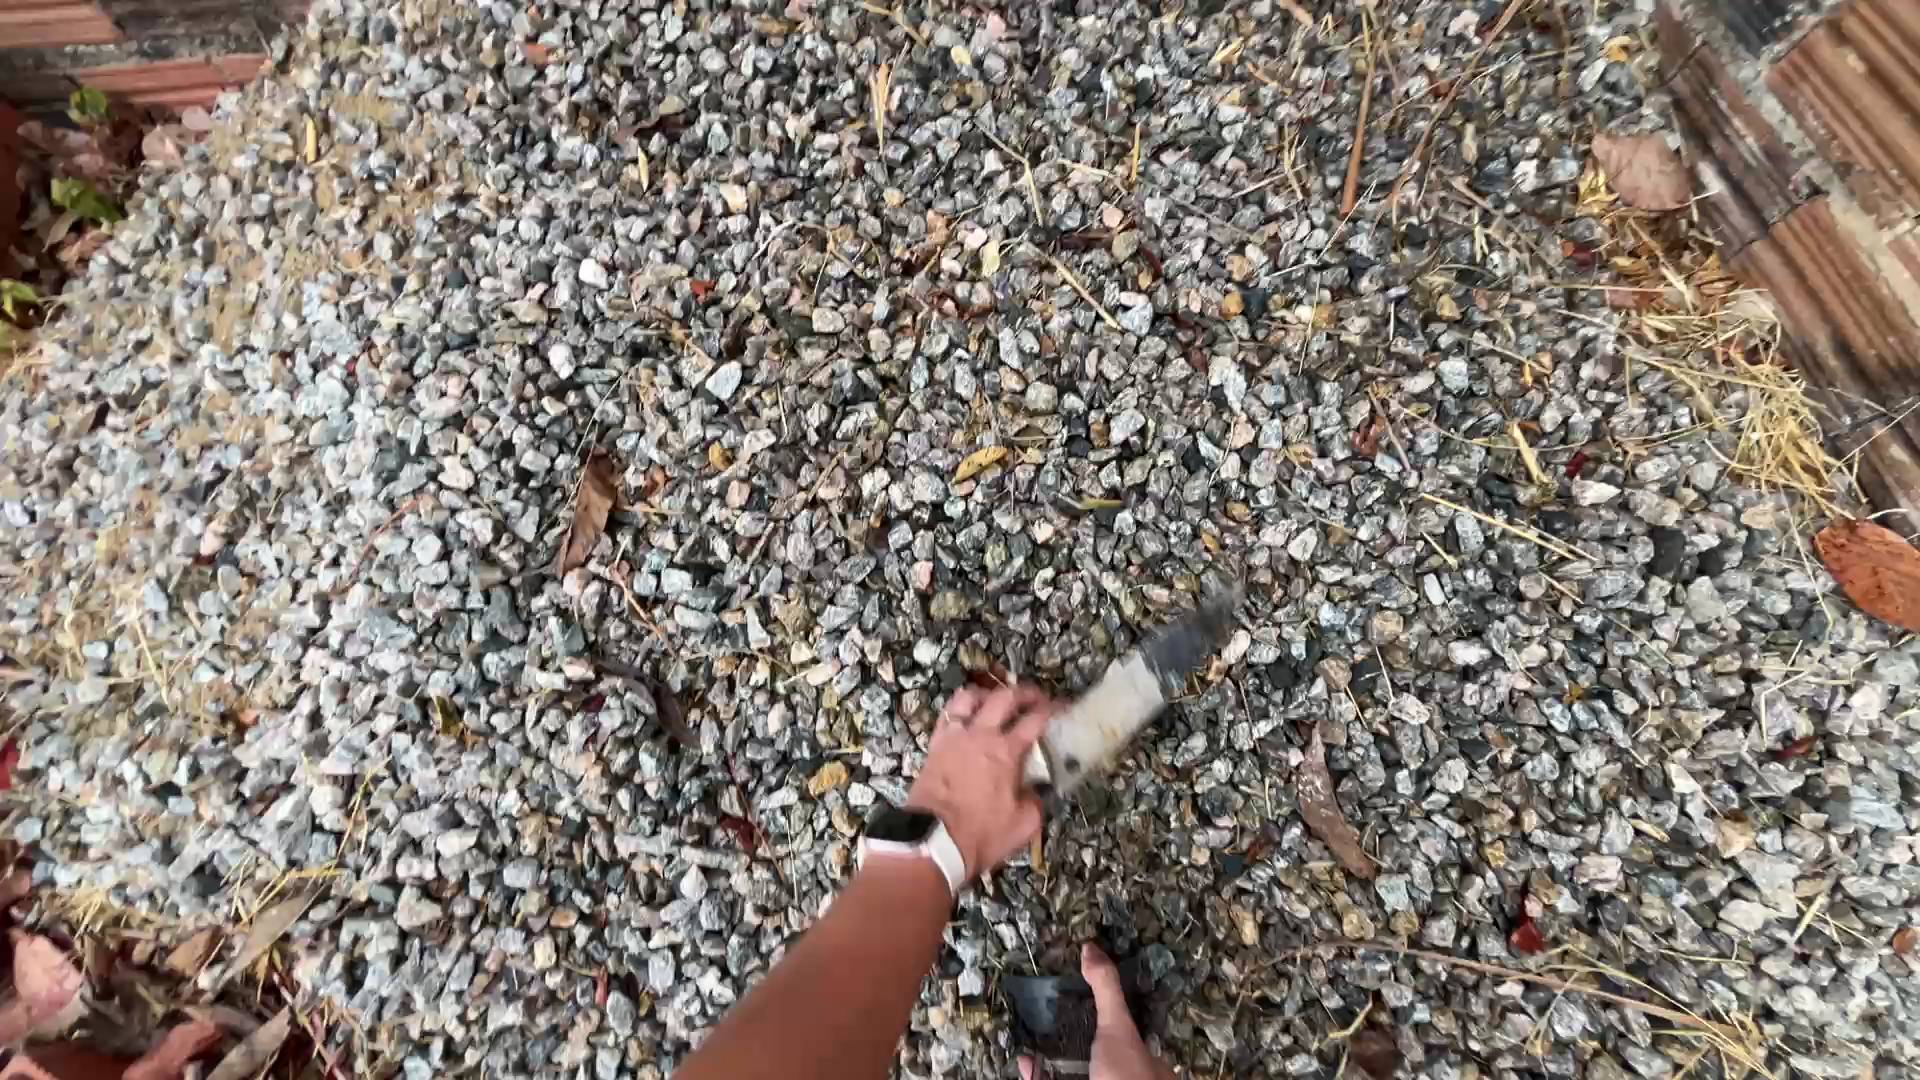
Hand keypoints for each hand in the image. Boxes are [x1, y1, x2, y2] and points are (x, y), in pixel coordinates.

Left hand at [904, 684, 1053, 882]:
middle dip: (1024, 692)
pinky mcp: (936, 743)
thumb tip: (1036, 789)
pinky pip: (948, 713)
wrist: (932, 841)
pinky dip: (960, 707)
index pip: (1035, 720)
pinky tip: (967, 716)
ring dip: (987, 694)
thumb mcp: (1022, 826)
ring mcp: (955, 735)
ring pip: (970, 696)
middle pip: (1005, 697)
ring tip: (996, 700)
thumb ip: (1035, 801)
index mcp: (1006, 752)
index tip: (1061, 707)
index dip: (1052, 709)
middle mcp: (981, 734)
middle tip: (1035, 697)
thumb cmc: (979, 835)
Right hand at [1019, 945, 1174, 1079]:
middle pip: (1099, 1061)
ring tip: (1034, 1044)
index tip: (1082, 1007)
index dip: (1109, 1025)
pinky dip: (1039, 1075)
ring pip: (1077, 1074)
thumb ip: (1106, 988)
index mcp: (1148, 1070)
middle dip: (1076, 1046)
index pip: (1130, 1042)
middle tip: (1053, 1025)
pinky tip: (1027, 1064)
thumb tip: (1090, 945)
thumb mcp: (1118, 1030)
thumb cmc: (1127, 1079)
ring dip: (1054, 1063)